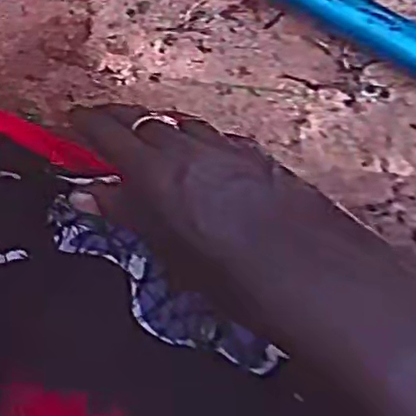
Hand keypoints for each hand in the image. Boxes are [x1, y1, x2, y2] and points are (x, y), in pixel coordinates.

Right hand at [66, 104, 404, 327]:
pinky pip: (219, 138)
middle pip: (142, 117)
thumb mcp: (171, 252)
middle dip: (117, 118)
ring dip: (159, 127)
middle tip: (102, 125)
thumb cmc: (242, 283)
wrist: (343, 297)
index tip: (71, 120)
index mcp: (155, 170)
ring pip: (181, 124)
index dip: (84, 122)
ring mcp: (233, 152)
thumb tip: (82, 195)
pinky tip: (205, 161)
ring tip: (150, 143)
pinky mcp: (269, 162)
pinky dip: (200, 140)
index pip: (105, 130)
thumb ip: (126, 213)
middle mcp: (190, 149)